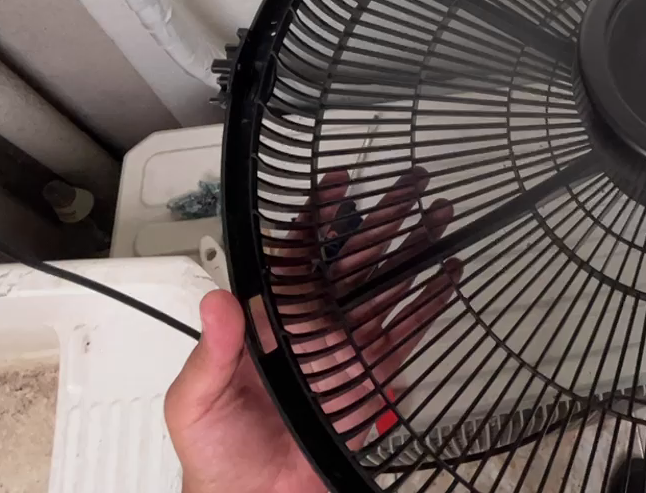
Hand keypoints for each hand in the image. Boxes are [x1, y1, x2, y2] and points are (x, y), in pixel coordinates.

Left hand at [166, 169, 459, 492]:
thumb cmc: (219, 460)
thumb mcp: (198, 404)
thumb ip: (212, 352)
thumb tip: (217, 300)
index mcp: (275, 321)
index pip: (300, 254)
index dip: (320, 217)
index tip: (339, 185)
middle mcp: (317, 324)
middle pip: (357, 257)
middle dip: (385, 217)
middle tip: (410, 185)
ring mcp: (350, 345)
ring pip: (389, 282)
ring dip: (415, 249)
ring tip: (438, 218)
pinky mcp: (375, 372)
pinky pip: (409, 327)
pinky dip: (431, 301)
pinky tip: (448, 276)